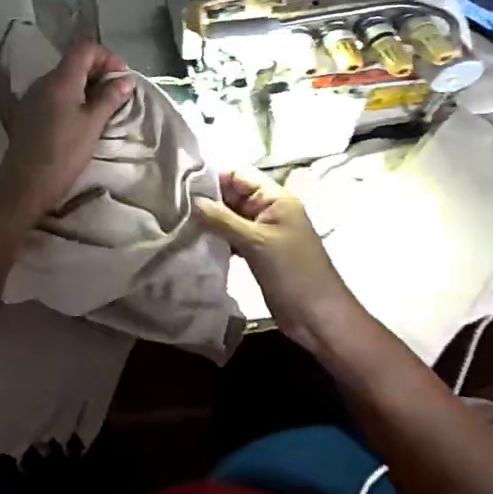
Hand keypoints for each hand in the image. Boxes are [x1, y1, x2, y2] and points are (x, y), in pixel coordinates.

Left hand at [0, 42, 132, 227]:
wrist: (24, 184)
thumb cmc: (63, 152)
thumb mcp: (92, 124)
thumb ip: (109, 98)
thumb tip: (125, 80)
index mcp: (60, 79)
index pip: (84, 48)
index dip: (106, 56)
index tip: (122, 76)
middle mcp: (43, 81)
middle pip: (73, 62)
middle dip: (98, 71)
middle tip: (118, 93)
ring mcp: (32, 96)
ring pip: (63, 79)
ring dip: (86, 86)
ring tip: (103, 107)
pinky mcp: (28, 112)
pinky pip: (53, 94)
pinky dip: (71, 98)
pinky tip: (81, 118)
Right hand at [196, 167, 356, 349]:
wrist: (318, 318)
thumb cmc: (294, 272)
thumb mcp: (257, 242)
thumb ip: (222, 219)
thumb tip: (192, 200)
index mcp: (275, 198)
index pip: (238, 175)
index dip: (212, 177)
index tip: (181, 182)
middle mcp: (268, 210)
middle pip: (231, 194)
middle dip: (206, 198)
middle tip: (174, 203)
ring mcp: (262, 231)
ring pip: (228, 216)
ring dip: (208, 219)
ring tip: (179, 219)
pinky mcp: (256, 251)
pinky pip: (230, 236)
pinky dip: (215, 236)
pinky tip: (194, 239)